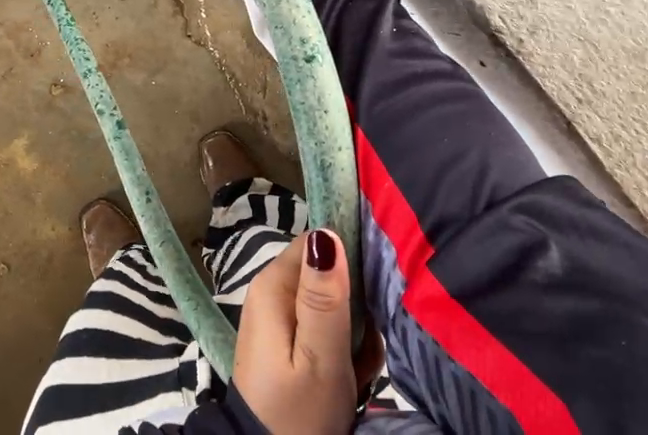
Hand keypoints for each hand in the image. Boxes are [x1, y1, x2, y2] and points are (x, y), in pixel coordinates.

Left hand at [234, 229, 357, 433]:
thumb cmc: (297, 413)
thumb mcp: (319, 358)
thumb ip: (324, 298)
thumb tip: (327, 233)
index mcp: (274, 286)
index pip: (317, 243)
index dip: (350, 261)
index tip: (374, 294)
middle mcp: (273, 293)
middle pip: (328, 275)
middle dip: (357, 306)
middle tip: (365, 344)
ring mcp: (281, 320)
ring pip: (334, 307)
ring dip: (355, 334)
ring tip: (359, 367)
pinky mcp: (291, 345)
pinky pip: (327, 332)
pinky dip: (344, 352)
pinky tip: (352, 376)